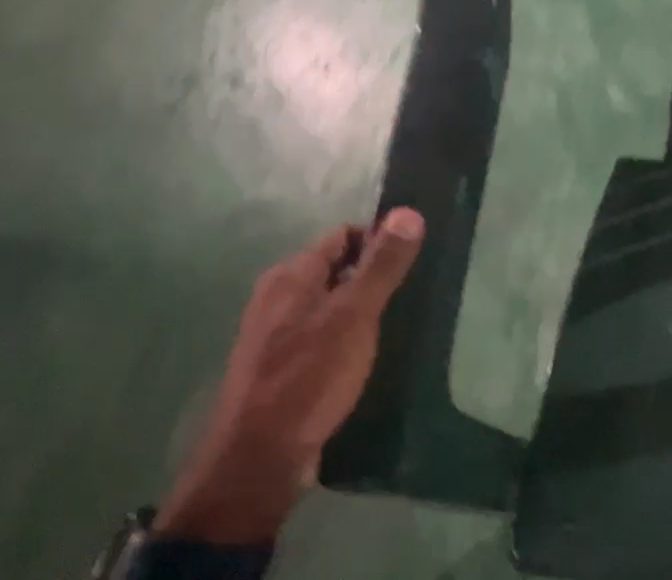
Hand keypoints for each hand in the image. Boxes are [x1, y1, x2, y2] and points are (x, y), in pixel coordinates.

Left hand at [156, 208, 423, 543]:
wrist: (258, 459)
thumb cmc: (308, 377)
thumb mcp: (354, 315)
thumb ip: (382, 265)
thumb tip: (409, 212)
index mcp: (290, 277)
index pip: (343, 236)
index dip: (379, 241)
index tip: (413, 261)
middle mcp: (277, 298)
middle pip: (336, 269)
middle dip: (372, 276)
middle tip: (411, 294)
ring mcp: (275, 335)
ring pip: (330, 304)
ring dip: (361, 309)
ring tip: (397, 325)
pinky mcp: (281, 368)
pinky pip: (322, 335)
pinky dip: (346, 336)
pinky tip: (368, 356)